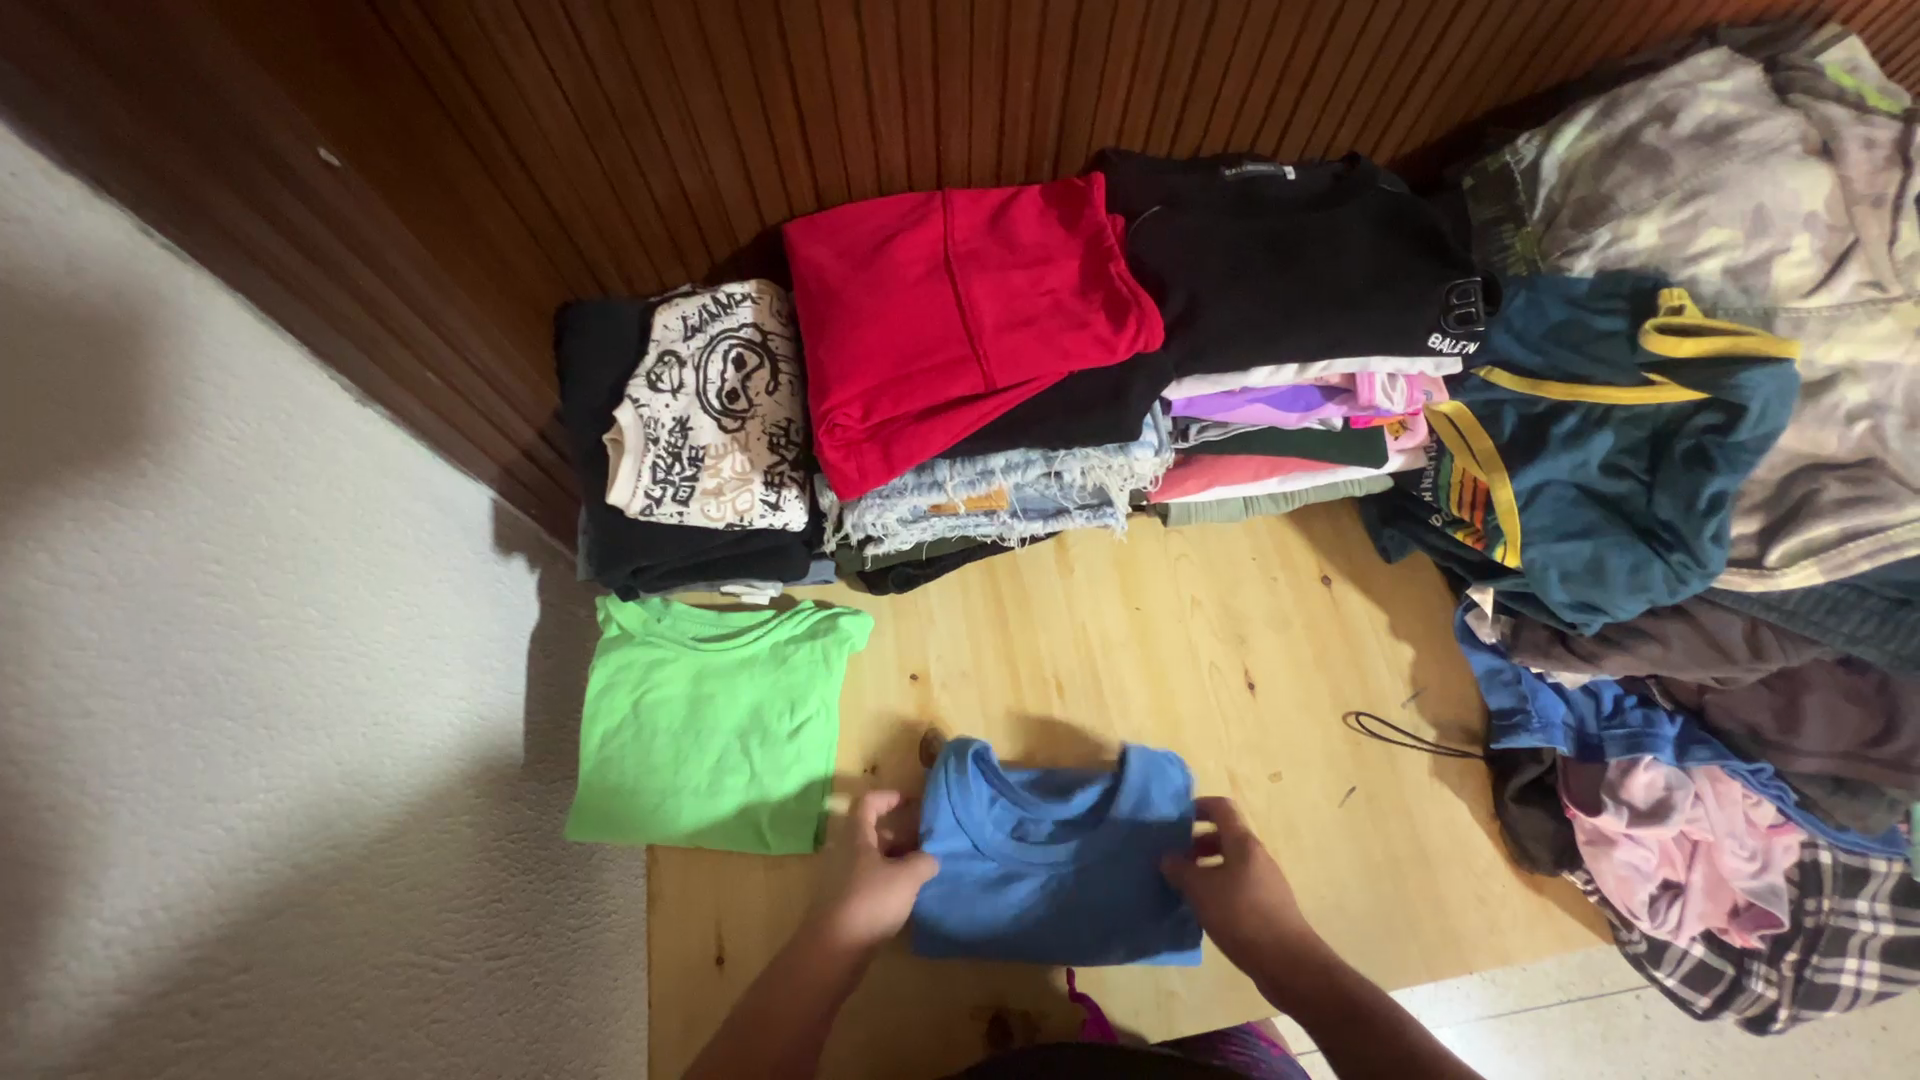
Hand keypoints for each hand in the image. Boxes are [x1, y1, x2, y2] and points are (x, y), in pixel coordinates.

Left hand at [808, 790, 939, 953]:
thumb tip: (930, 858)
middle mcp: (844, 852)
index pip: (868, 802)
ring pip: (870, 858)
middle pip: (871, 832)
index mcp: (856, 836)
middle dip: (899, 834)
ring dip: (895, 859)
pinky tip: (903, 896)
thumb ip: (923, 861)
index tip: (911, 802)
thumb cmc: (869, 902)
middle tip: (925, 843)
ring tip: (920, 871)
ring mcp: (839, 878)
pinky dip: (885, 880)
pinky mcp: (841, 902)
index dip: (889, 797)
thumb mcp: (906, 878)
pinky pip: (866, 879)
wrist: (832, 951)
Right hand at [1161, 796, 1327, 976]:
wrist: (1289, 964)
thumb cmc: (1242, 916)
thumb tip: (1167, 858)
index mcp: (1243, 843)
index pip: (1221, 808)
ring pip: (1230, 862)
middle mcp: (1256, 856)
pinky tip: (1204, 909)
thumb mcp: (1201, 890)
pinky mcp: (1268, 905)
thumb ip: (1179, 869)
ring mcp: (1265, 881)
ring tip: (1184, 886)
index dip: (1198, 806)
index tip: (1176, 819)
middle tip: (1174, 858)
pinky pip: (1238, 885)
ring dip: (1206, 867)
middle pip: (1225, 836)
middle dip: (1197, 842)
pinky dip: (1218, 888)